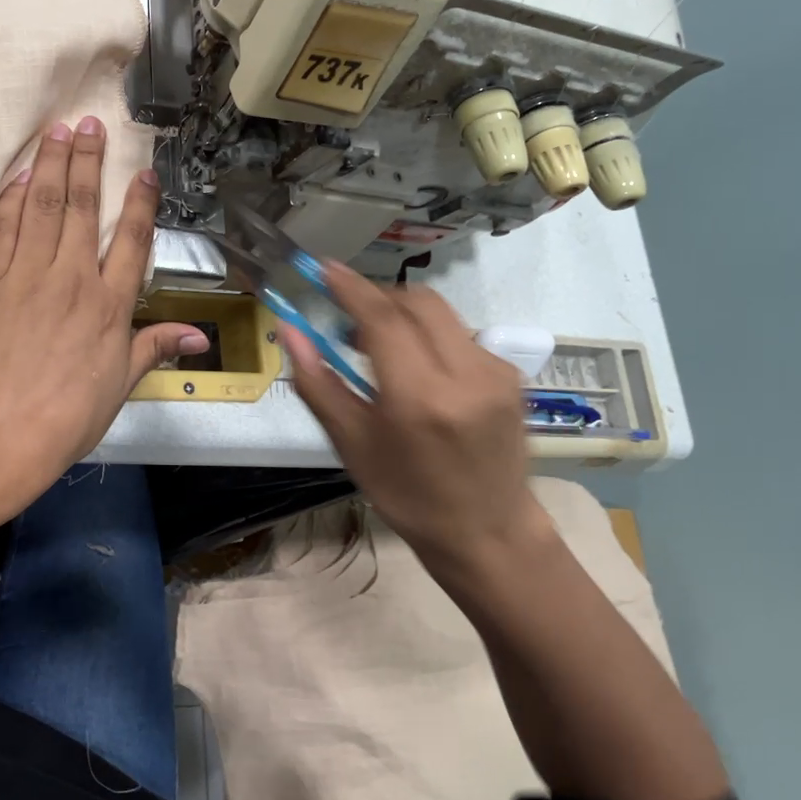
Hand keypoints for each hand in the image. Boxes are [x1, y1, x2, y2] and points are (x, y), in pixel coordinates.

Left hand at [0, 117, 206, 511]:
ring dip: (50, 165)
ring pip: (42, 207)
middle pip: (82, 208)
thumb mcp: (121, 384)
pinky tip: (17, 178)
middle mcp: (72, 279)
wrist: (4, 432)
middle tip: (89, 123)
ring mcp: (27, 277)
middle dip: (88, 161)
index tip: (141, 170)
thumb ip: (155, 348)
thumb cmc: (69, 416)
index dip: (138, 201)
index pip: (131, 240)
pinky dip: (10, 200)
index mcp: (110, 305)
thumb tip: (198, 336)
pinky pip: (0, 230)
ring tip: (56, 131)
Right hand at [284, 263, 546, 566]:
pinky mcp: (510, 376)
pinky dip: (428, 334)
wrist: (486, 531)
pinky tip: (413, 366)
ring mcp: (495, 372)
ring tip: (374, 344)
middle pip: (417, 302)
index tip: (323, 268)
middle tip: (345, 314)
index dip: (349, 287)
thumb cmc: (406, 495)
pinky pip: (461, 334)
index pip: (382, 318)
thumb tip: (290, 332)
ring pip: (441, 314)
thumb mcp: (351, 445)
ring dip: (402, 314)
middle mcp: (465, 374)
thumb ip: (318, 383)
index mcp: (418, 397)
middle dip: (377, 296)